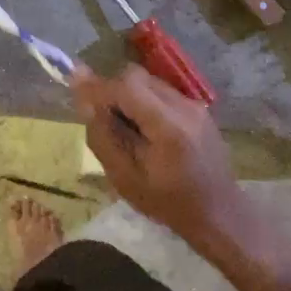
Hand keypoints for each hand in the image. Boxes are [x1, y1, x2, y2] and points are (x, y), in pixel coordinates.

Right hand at [72, 64, 248, 240]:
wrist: (218, 213)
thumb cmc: (167, 203)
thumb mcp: (124, 177)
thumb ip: (103, 136)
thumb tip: (84, 101)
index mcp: (168, 126)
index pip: (126, 86)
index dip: (96, 84)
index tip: (72, 83)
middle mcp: (184, 106)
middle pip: (137, 77)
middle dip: (112, 89)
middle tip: (98, 115)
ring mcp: (195, 106)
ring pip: (150, 82)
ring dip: (128, 95)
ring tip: (122, 127)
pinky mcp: (199, 110)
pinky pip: (162, 93)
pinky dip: (144, 102)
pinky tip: (143, 130)